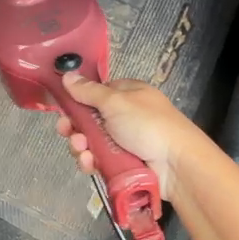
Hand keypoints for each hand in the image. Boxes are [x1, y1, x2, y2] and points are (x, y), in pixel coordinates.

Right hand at [53, 74, 205, 201]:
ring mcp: (124, 142)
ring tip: (82, 150)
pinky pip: (98, 160)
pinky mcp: (122, 164)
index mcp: (127, 95)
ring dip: (80, 146)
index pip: (96, 93)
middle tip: (66, 131)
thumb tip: (67, 74)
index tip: (62, 108)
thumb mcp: (116, 101)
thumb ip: (88, 91)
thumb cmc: (147, 124)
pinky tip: (89, 164)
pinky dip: (90, 162)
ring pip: (90, 142)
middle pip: (89, 120)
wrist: (176, 165)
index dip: (77, 100)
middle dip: (75, 127)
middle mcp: (124, 116)